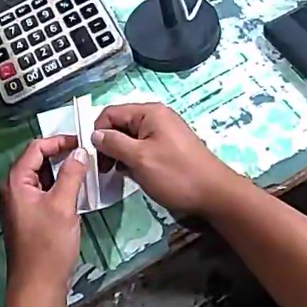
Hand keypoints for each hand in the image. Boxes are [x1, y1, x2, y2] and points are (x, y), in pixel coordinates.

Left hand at [0, 135, 87, 298]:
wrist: (38, 286)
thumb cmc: (48, 244)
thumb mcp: (63, 205)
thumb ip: (72, 174)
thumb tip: (80, 152)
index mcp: (16, 182)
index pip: (36, 148)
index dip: (59, 141)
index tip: (82, 142)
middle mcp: (14, 190)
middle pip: (37, 161)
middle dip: (61, 155)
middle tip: (87, 155)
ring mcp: (21, 205)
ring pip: (43, 177)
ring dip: (63, 172)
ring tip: (86, 170)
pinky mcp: (30, 218)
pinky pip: (45, 193)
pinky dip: (60, 187)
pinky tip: (78, 191)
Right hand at [92, 103, 241, 218]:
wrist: (214, 194)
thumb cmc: (176, 174)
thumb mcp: (140, 158)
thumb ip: (114, 143)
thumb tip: (95, 135)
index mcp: (149, 113)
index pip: (111, 113)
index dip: (97, 132)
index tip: (93, 156)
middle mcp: (156, 117)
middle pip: (120, 125)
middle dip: (108, 145)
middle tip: (103, 169)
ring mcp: (163, 133)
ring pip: (130, 138)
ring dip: (120, 155)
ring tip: (116, 174)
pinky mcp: (168, 148)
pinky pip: (142, 148)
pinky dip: (133, 159)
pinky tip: (131, 175)